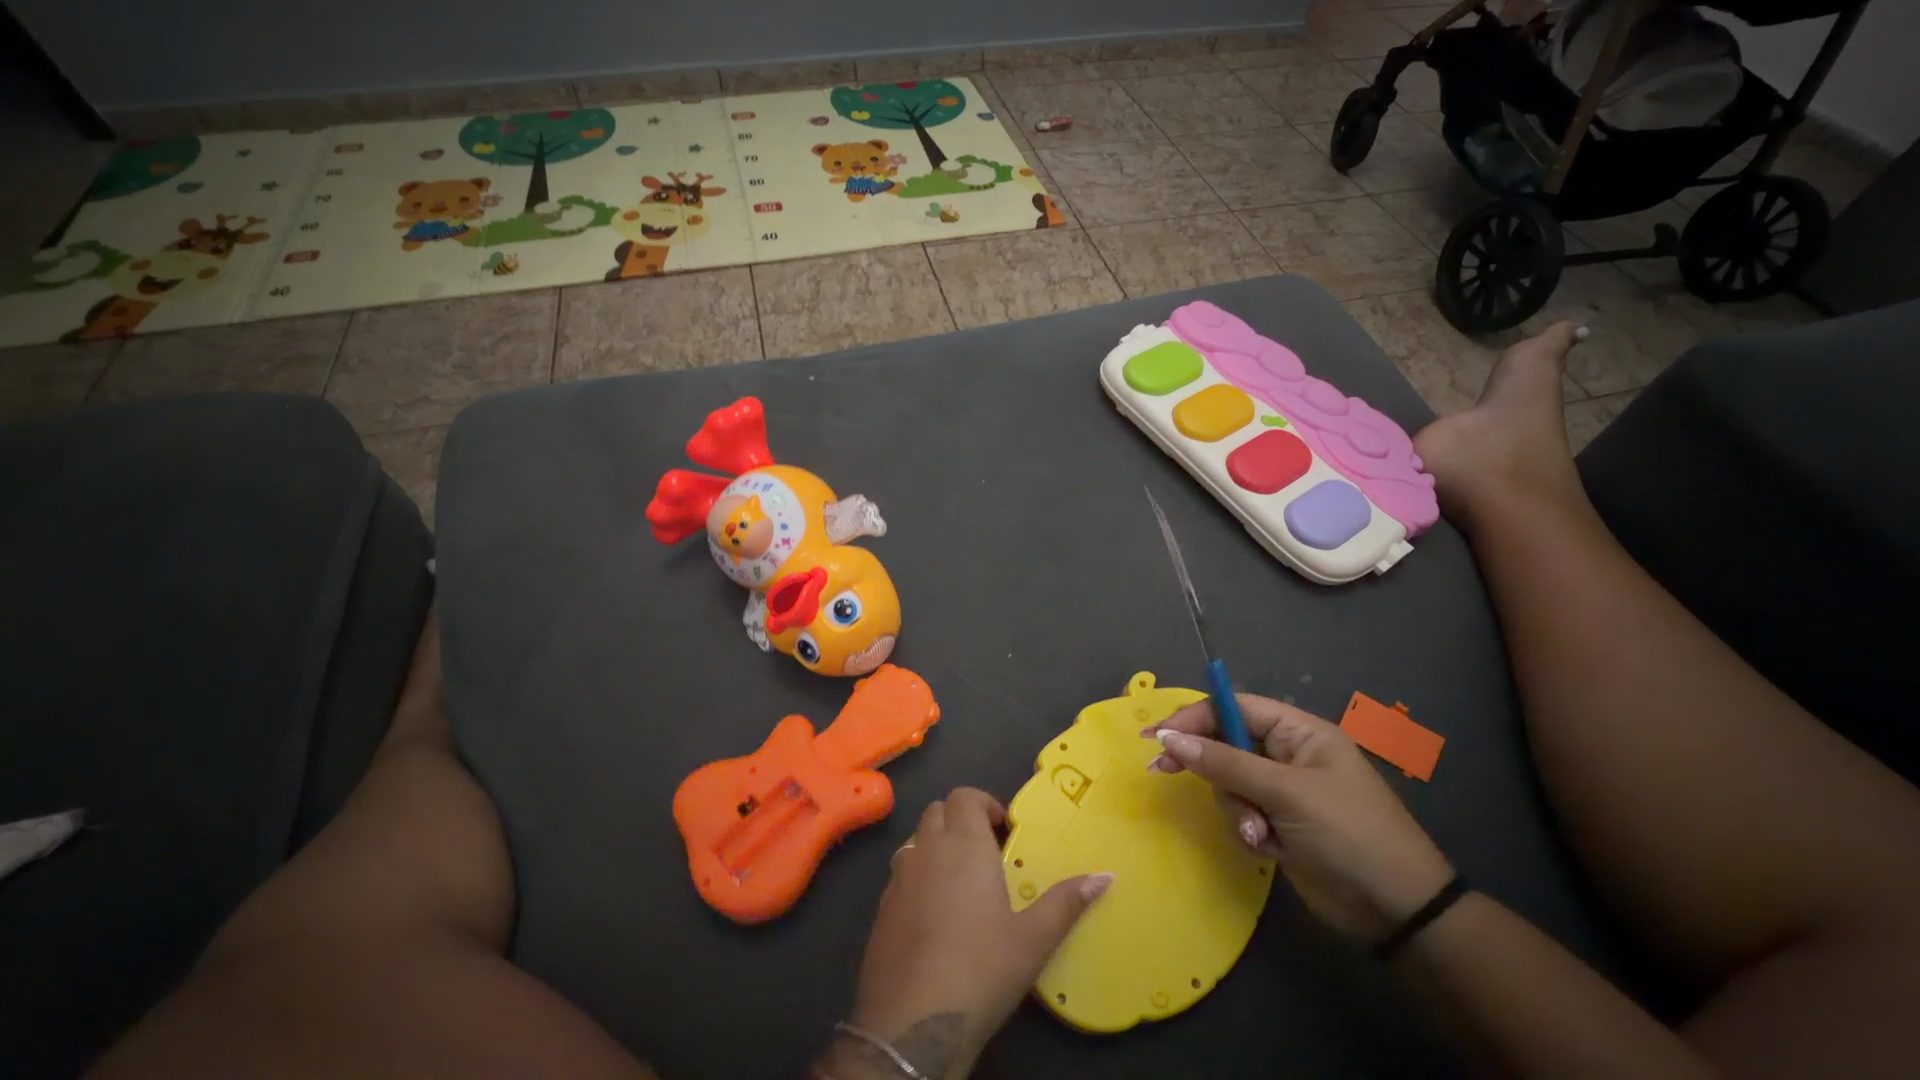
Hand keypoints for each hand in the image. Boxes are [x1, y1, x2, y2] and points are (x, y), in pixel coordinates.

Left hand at [823, 788, 1110, 1079]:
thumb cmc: (981, 969)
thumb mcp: (1033, 939)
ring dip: (937, 845)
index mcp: (963, 845)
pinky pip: (900, 874)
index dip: (984, 803)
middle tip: (988, 852)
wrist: (913, 1022)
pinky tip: (936, 915)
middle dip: (961, 819)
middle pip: (936, 811)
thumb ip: (1067, 902)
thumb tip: (1106, 875)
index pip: (963, 795)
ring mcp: (897, 879)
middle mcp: (925, 851)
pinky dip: (918, 876)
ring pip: (915, 840)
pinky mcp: (880, 909)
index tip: (1005, 831)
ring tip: (963, 881)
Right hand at [1148, 696, 1452, 942]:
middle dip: (1207, 765)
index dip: (1194, 716)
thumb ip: (1225, 764)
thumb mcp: (1286, 792)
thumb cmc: (1348, 832)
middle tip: (1163, 773)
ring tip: (1256, 832)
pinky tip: (1266, 847)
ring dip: (1234, 808)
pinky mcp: (1279, 825)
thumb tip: (1167, 738)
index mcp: (1301, 732)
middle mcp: (1289, 755)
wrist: (1394, 907)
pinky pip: (1241, 813)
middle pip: (1226, 744)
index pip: (1236, 708)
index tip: (1155, 736)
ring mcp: (1283, 792)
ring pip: (1229, 784)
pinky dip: (1246, 829)